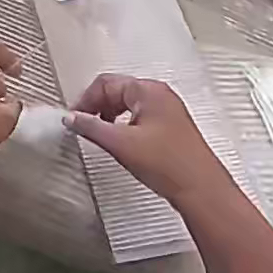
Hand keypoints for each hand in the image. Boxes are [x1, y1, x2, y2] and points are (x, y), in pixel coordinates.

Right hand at [66, 74, 231, 205]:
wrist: (200, 190)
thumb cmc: (172, 165)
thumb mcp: (119, 143)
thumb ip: (90, 127)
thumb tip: (73, 118)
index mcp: (149, 91)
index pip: (105, 83)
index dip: (85, 99)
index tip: (74, 116)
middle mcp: (161, 96)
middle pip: (116, 90)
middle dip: (95, 106)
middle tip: (82, 123)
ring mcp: (167, 111)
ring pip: (126, 103)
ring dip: (108, 115)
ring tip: (98, 133)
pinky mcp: (170, 127)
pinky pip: (138, 116)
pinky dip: (122, 124)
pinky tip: (119, 142)